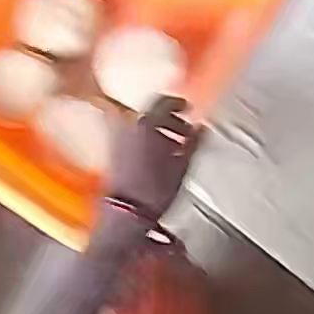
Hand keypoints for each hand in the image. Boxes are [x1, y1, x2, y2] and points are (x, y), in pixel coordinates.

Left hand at [104, 96, 202, 221]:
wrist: (126, 212)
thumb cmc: (153, 190)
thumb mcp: (183, 164)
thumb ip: (194, 140)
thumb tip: (202, 127)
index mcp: (146, 122)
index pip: (163, 101)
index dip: (179, 104)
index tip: (188, 109)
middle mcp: (128, 124)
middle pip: (151, 111)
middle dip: (170, 119)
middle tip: (184, 129)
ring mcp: (117, 136)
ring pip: (141, 122)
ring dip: (158, 128)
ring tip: (174, 144)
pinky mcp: (111, 149)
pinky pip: (132, 133)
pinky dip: (145, 137)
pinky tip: (158, 153)